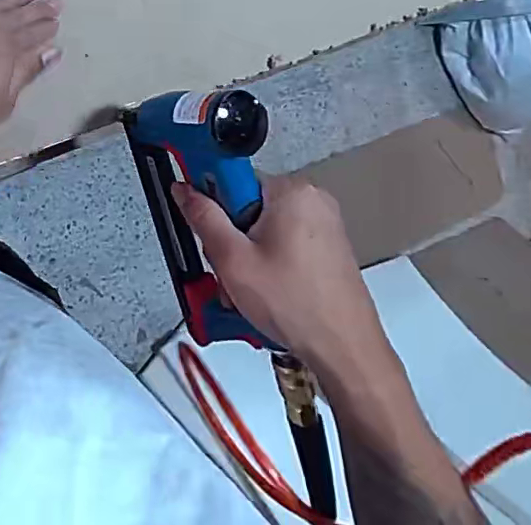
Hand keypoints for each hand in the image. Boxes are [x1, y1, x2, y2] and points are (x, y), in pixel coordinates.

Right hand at [172, 175, 396, 382]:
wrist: (346, 355)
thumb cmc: (301, 309)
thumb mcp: (231, 258)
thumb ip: (202, 217)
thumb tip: (184, 191)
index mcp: (291, 192)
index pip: (229, 175)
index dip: (208, 196)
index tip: (195, 207)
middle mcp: (311, 201)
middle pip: (242, 202)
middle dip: (228, 234)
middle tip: (230, 263)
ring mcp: (321, 225)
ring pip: (258, 224)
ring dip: (244, 252)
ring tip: (247, 283)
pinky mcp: (324, 246)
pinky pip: (278, 240)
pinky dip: (264, 260)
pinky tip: (263, 287)